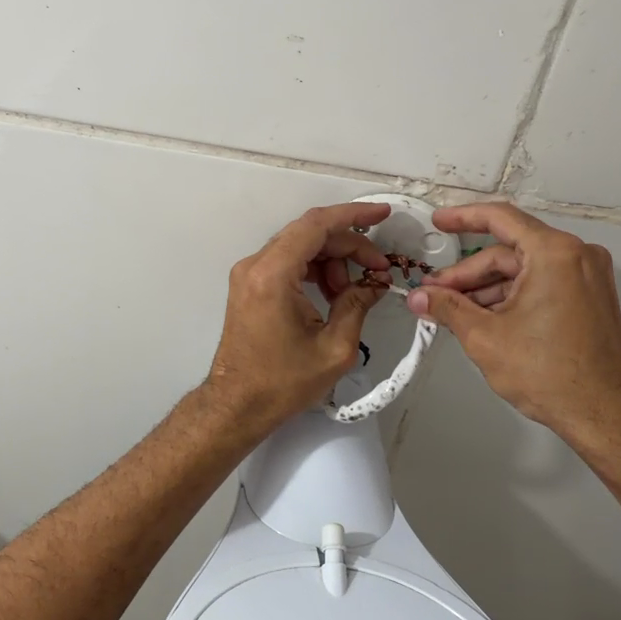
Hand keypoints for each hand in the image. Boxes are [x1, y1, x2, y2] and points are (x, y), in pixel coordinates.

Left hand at [206, 202, 391, 429]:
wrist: (237, 404)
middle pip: (309, 233)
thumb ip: (356, 305)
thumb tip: (375, 283)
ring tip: (353, 291)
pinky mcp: (249, 286)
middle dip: (348, 245)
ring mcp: (248, 274)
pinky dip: (314, 269)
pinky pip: (287, 262)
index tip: (383, 215)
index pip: (316, 225)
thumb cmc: (281, 383)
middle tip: (377, 270)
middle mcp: (255, 266)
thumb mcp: (334, 348)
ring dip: (332, 260)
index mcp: (273, 275)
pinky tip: (333, 294)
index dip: (353, 215)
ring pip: (299, 246)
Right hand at [406, 203, 620, 454]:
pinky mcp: (590, 299)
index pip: (501, 219)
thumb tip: (420, 297)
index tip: (439, 222)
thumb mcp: (485, 336)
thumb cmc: (549, 373)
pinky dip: (511, 297)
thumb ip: (448, 308)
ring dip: (487, 289)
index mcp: (554, 253)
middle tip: (434, 294)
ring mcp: (588, 278)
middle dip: (468, 273)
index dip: (463, 218)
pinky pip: (542, 285)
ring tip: (453, 312)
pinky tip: (484, 319)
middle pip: (509, 251)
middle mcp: (577, 256)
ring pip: (524, 271)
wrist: (602, 412)